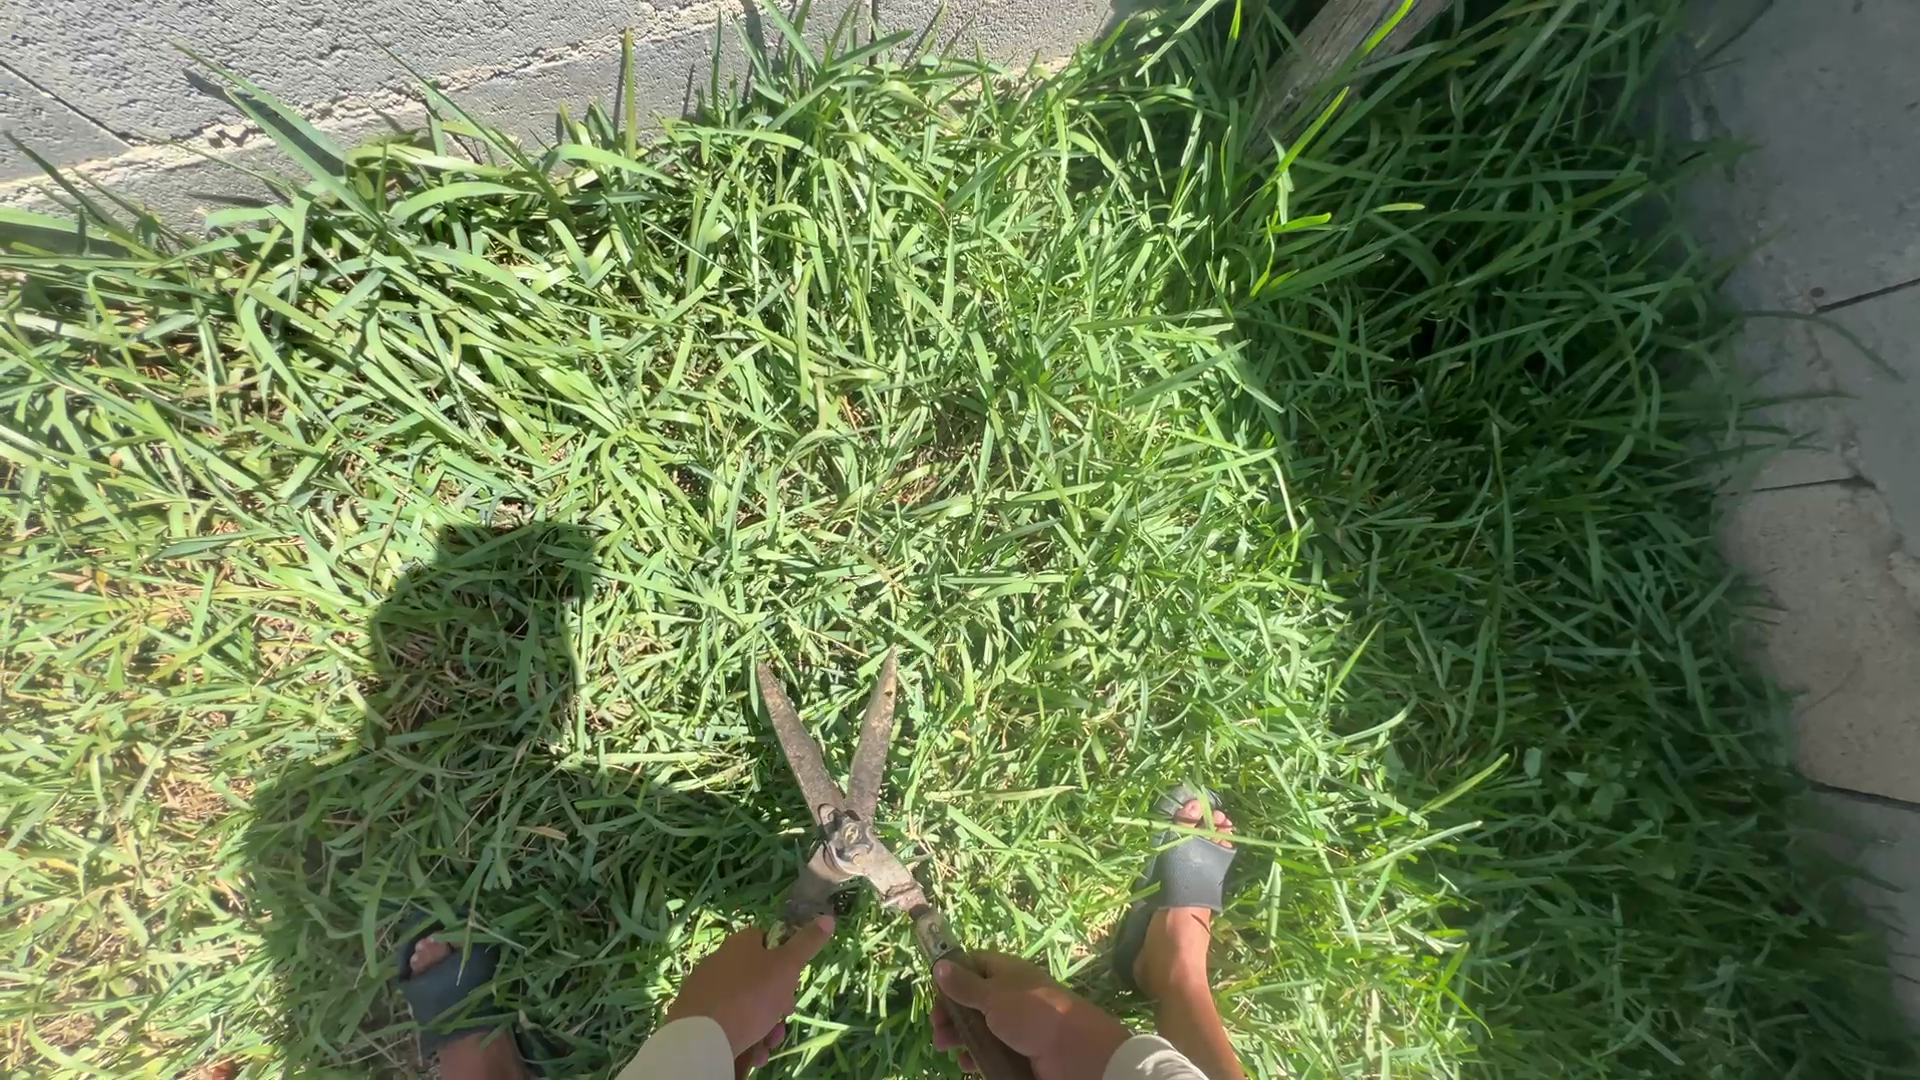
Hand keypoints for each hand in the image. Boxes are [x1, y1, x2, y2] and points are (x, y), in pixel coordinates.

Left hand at [665, 916, 834, 1069]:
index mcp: (741, 943)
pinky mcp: (692, 1017)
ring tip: (767, 1046)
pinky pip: (724, 1024)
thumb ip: (807, 943)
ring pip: (744, 1006)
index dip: (785, 965)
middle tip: (782, 1022)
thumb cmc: (750, 996)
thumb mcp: (787, 967)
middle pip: (758, 979)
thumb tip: (828, 917)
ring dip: (762, 1027)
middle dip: (776, 1005)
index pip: (768, 943)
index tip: (792, 988)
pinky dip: (740, 1037)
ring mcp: (704, 989)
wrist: (701, 1039)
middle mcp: (720, 960)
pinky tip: (750, 1054)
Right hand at [932, 952, 1131, 1079]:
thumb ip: (965, 985)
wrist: (1073, 1052)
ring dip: (961, 1037)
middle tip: (938, 1030)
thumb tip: (939, 965)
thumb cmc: (1030, 1014)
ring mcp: (1014, 1023)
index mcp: (1003, 971)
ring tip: (948, 1050)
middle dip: (952, 1013)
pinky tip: (968, 1064)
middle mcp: (1008, 994)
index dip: (952, 977)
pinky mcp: (1019, 1050)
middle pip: (972, 999)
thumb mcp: (992, 996)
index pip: (972, 965)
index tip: (935, 994)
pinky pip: (992, 1049)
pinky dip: (977, 1056)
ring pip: (980, 1027)